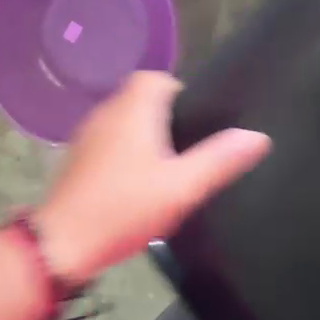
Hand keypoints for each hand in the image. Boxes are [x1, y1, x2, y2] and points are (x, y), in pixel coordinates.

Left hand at [34, 71, 270, 283]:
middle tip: (184, 147)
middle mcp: (108, 110)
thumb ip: (218, 160)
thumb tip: (258, 136)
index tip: (194, 121)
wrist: (62, 243)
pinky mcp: (76, 156)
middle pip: (140, 96)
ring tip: (164, 166)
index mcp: (133, 107)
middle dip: (163, 115)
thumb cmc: (124, 207)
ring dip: (141, 133)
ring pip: (122, 118)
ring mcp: (88, 133)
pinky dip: (122, 150)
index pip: (157, 77)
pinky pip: (107, 139)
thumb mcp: (181, 187)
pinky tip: (133, 182)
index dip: (179, 92)